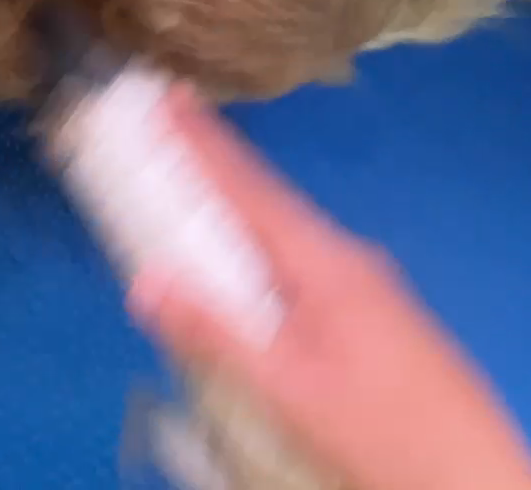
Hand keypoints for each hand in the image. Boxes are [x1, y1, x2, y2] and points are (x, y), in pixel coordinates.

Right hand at [127, 87, 530, 489]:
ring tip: (194, 193)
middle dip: (214, 163)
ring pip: (284, 232)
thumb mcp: (291, 392)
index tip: (170, 93)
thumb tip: (142, 280)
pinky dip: (259, 241)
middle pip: (265, 199)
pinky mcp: (379, 316)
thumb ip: (215, 333)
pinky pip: (299, 259)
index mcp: (323, 263)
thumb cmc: (388, 437)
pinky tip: (249, 266)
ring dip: (235, 204)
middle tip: (169, 132)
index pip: (247, 185)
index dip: (203, 138)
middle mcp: (347, 259)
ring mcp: (369, 287)